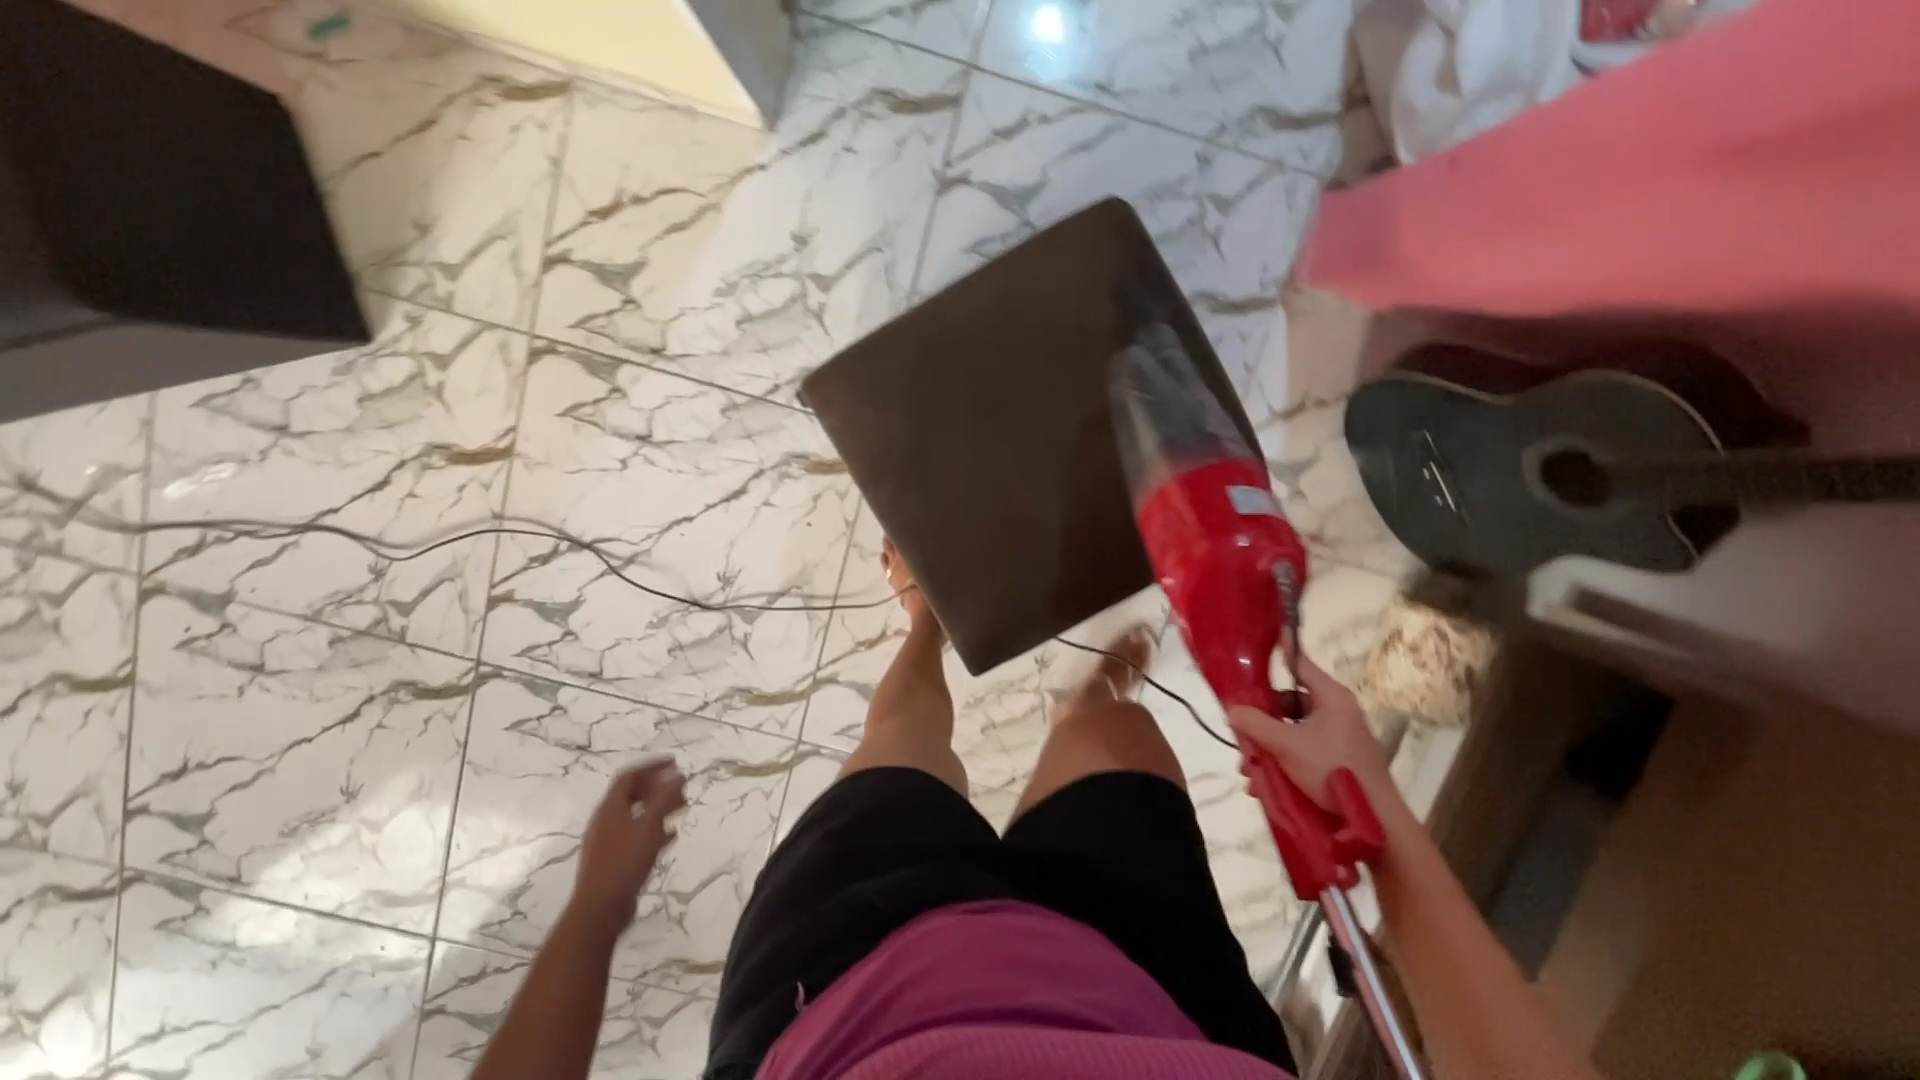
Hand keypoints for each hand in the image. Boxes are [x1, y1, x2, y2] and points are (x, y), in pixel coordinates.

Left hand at [566, 759, 686, 938]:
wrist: (599, 909)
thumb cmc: (623, 863)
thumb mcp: (648, 827)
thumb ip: (663, 799)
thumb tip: (677, 775)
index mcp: (610, 808)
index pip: (630, 776)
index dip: (652, 766)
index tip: (675, 763)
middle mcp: (606, 820)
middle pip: (632, 794)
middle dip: (658, 787)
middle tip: (681, 787)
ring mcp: (609, 841)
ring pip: (636, 815)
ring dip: (658, 808)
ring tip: (681, 808)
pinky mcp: (615, 859)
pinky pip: (637, 835)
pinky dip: (654, 829)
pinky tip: (670, 836)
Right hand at [1227, 655, 1395, 810]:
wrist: (1373, 820)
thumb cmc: (1333, 769)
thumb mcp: (1287, 745)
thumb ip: (1256, 725)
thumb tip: (1232, 710)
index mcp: (1331, 698)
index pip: (1300, 664)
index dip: (1279, 653)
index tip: (1258, 645)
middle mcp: (1335, 712)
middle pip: (1287, 703)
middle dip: (1260, 722)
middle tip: (1240, 734)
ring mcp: (1336, 738)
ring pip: (1290, 732)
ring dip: (1266, 748)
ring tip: (1249, 770)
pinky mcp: (1334, 761)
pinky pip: (1299, 753)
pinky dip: (1280, 764)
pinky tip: (1263, 786)